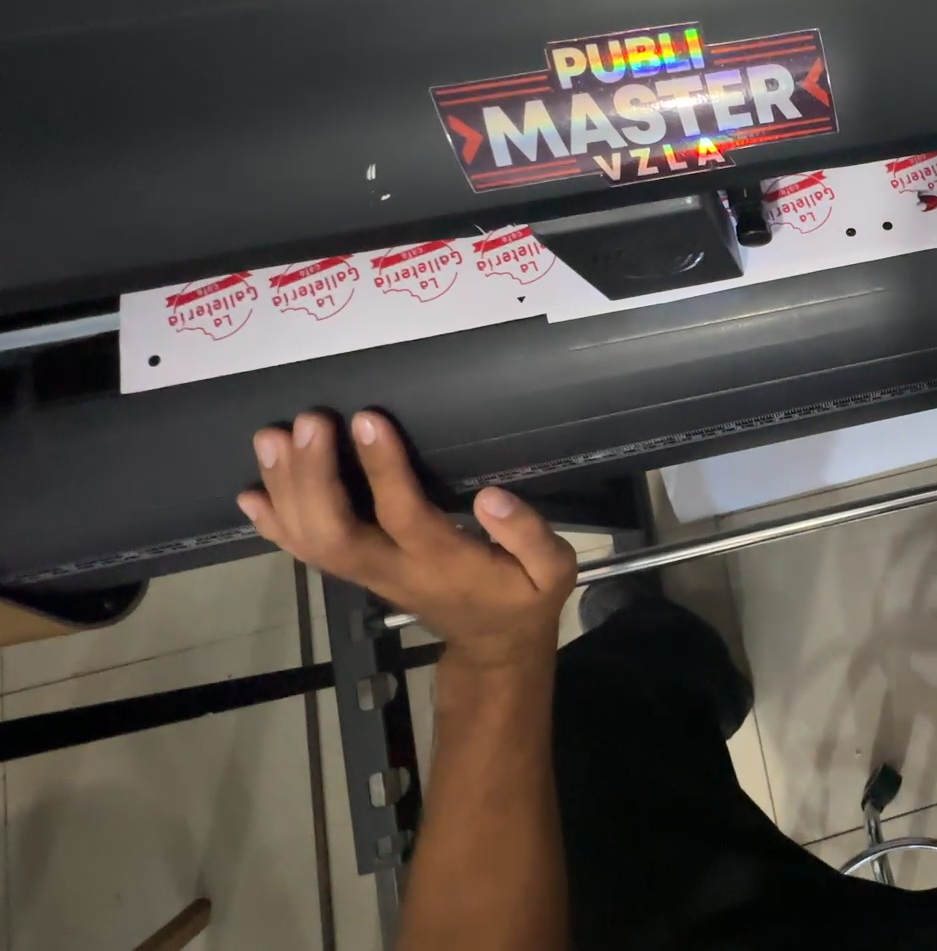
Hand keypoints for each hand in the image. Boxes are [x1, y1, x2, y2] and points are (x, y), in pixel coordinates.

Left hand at [236, 410, 577, 672]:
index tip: (368, 420)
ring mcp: (370, 575)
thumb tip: (491, 497)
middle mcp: (395, 570)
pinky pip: (307, 551)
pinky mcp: (361, 574)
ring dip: (287, 488)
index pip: (404, 515)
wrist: (494, 644)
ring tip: (273, 438)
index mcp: (446, 563)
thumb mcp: (553, 570)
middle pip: (335, 530)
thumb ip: (528, 535)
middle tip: (307, 423)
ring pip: (312, 538)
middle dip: (313, 475)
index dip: (382, 469)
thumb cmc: (525, 597)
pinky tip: (254, 493)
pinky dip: (274, 522)